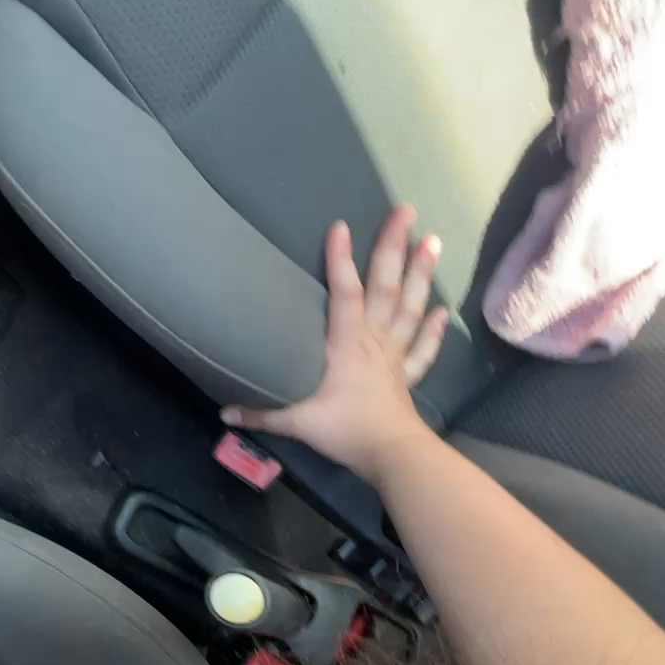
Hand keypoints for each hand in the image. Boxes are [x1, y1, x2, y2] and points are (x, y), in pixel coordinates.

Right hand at [221, 205, 448, 483]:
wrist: (392, 454)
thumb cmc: (344, 430)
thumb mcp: (295, 423)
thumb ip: (259, 415)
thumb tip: (223, 413)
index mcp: (347, 346)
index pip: (345, 294)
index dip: (340, 261)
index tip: (340, 226)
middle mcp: (374, 341)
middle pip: (387, 287)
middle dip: (395, 248)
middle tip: (407, 211)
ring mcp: (394, 356)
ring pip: (411, 307)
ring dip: (422, 274)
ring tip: (433, 241)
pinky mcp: (406, 376)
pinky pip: (422, 347)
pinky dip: (433, 327)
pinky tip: (441, 310)